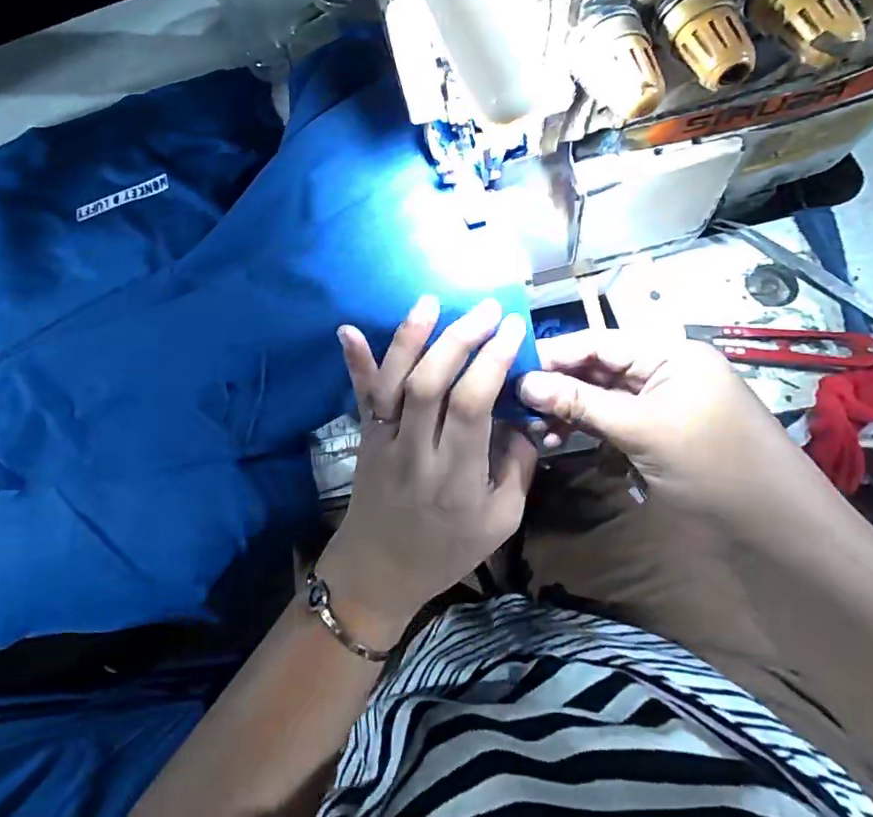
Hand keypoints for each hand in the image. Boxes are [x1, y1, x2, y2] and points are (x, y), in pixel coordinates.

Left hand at [315, 296, 538, 648]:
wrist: (379, 572)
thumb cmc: (447, 549)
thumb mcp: (502, 521)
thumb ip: (518, 466)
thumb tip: (525, 414)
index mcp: (457, 476)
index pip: (472, 406)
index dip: (493, 362)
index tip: (513, 330)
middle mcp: (416, 451)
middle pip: (431, 384)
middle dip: (461, 339)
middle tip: (488, 309)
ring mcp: (384, 440)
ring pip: (394, 383)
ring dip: (411, 337)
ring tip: (432, 301)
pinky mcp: (364, 436)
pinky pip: (361, 396)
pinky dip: (355, 362)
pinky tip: (346, 328)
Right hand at [517, 328, 828, 522]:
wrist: (782, 528)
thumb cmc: (713, 467)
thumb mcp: (641, 432)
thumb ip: (580, 404)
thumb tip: (524, 383)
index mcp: (669, 352)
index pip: (598, 341)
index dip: (553, 354)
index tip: (510, 370)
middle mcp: (666, 367)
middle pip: (599, 368)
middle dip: (560, 387)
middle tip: (518, 407)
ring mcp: (665, 399)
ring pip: (605, 396)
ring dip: (572, 411)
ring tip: (539, 432)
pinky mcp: (663, 428)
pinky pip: (618, 418)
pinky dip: (593, 428)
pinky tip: (563, 441)